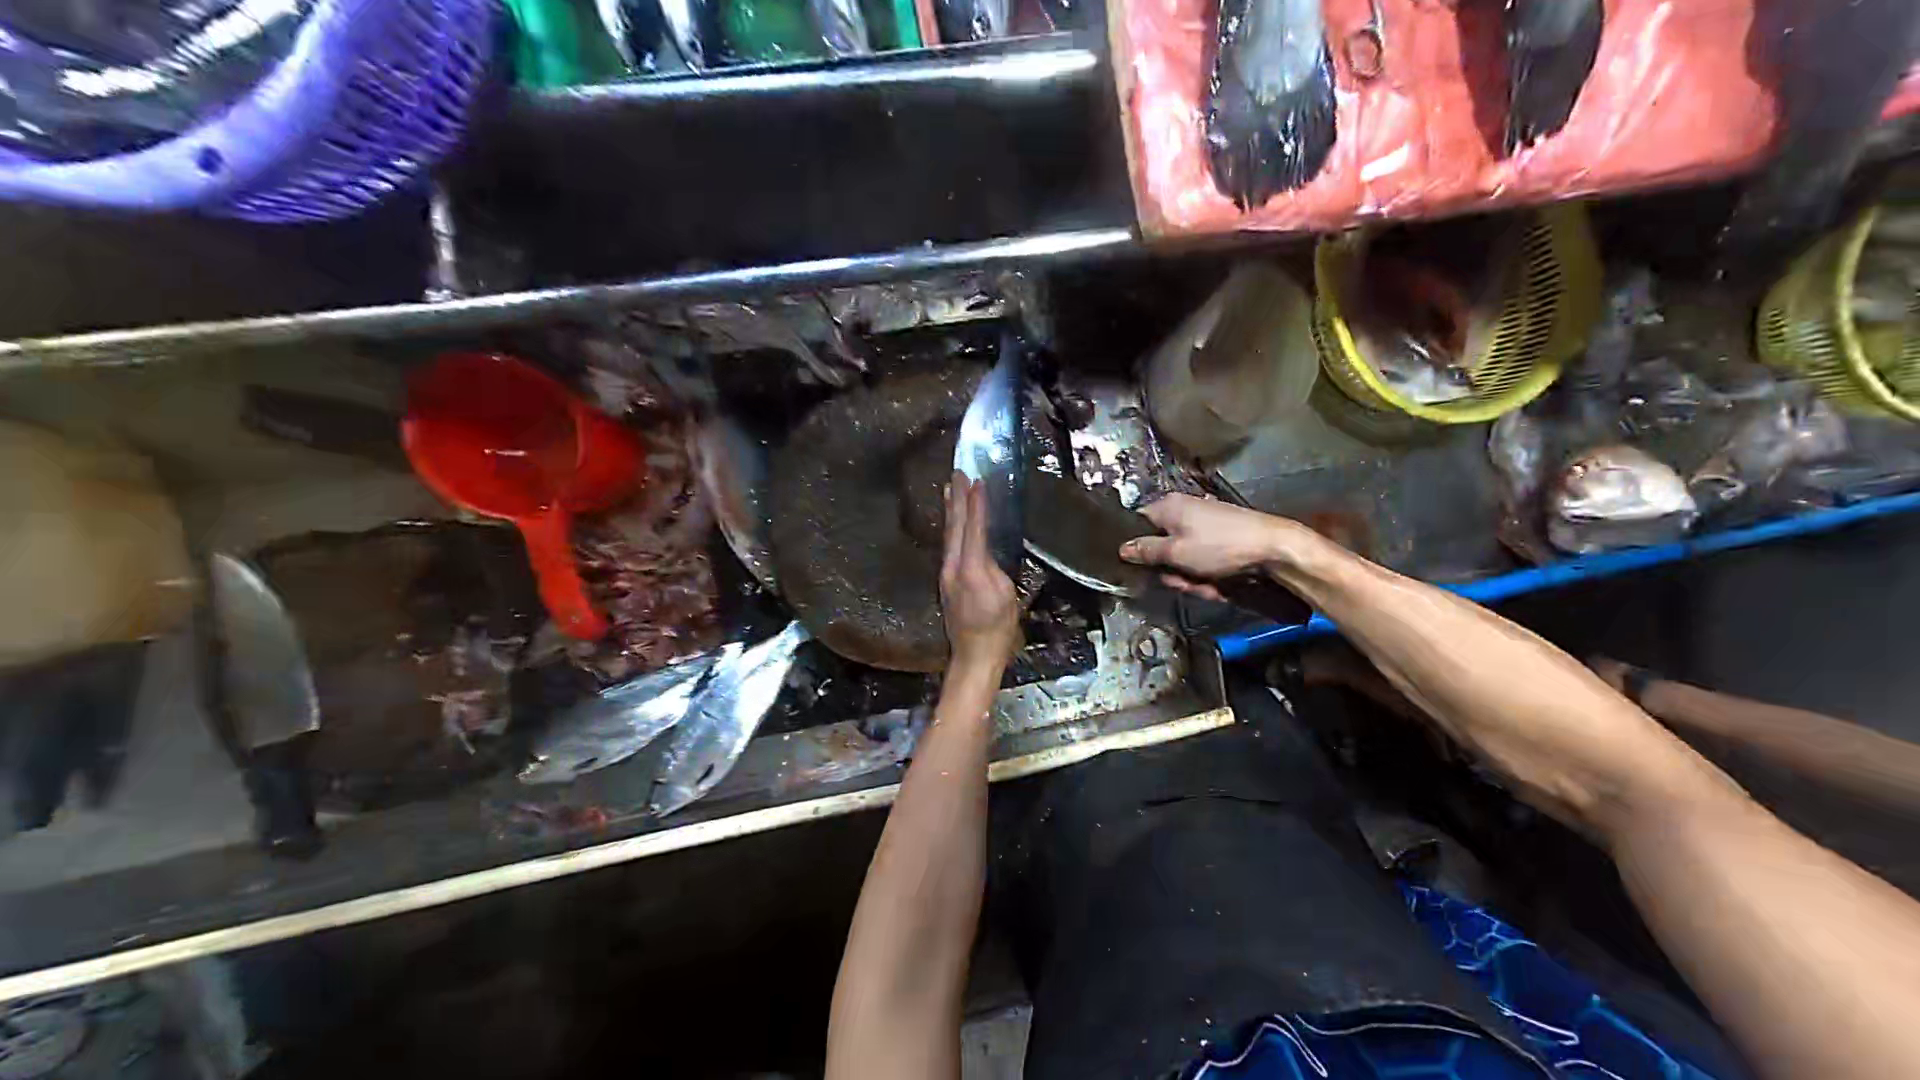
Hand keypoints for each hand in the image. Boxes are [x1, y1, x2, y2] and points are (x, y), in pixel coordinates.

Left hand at [940, 472, 1019, 669]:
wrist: (973, 655)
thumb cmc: (997, 628)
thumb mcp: (1005, 595)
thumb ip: (994, 569)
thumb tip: (986, 553)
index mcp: (971, 569)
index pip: (973, 529)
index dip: (976, 504)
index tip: (978, 481)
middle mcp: (953, 567)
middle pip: (955, 526)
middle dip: (957, 498)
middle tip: (957, 473)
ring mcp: (946, 574)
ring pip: (948, 535)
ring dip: (950, 509)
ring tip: (948, 487)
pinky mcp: (946, 581)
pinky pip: (948, 546)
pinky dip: (950, 527)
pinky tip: (951, 521)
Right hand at [1117, 494, 1299, 597]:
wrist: (1274, 550)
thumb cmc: (1220, 546)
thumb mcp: (1175, 553)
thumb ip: (1145, 550)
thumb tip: (1122, 548)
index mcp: (1168, 507)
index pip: (1137, 523)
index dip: (1136, 547)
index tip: (1140, 568)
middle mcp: (1184, 511)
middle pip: (1161, 547)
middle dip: (1171, 571)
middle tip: (1183, 582)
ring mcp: (1204, 526)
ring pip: (1183, 559)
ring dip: (1191, 578)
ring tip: (1207, 585)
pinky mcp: (1220, 540)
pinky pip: (1202, 561)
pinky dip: (1207, 575)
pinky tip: (1220, 584)